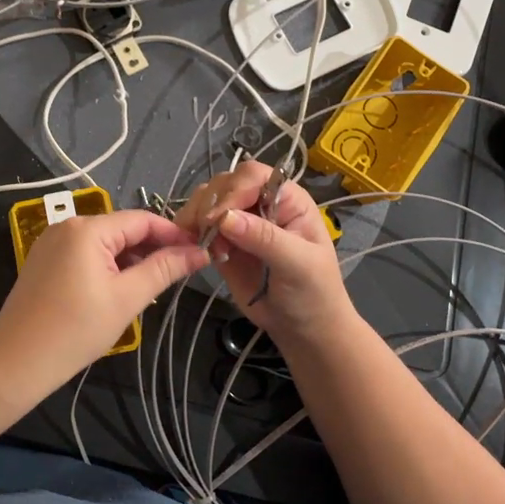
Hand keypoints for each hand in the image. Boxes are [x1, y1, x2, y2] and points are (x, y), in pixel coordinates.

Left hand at [0, 210, 208, 392]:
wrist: (17, 361)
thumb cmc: (76, 330)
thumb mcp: (127, 298)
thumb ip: (164, 269)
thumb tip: (199, 251)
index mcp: (87, 228)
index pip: (141, 219)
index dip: (173, 233)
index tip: (200, 251)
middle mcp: (66, 226)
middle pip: (121, 229)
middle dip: (152, 248)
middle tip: (182, 272)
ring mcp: (51, 243)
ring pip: (104, 243)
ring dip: (131, 259)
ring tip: (154, 285)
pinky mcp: (43, 262)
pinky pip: (84, 255)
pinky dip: (107, 266)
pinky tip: (121, 289)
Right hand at [173, 162, 358, 344]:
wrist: (303, 327)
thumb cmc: (313, 292)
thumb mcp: (299, 264)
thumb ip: (265, 238)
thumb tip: (225, 217)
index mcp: (287, 198)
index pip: (253, 176)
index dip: (233, 191)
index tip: (218, 218)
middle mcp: (261, 202)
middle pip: (225, 183)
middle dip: (210, 205)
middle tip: (207, 236)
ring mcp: (239, 221)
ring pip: (206, 200)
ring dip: (197, 217)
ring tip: (206, 246)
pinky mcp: (222, 241)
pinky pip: (199, 225)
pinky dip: (191, 232)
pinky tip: (198, 250)